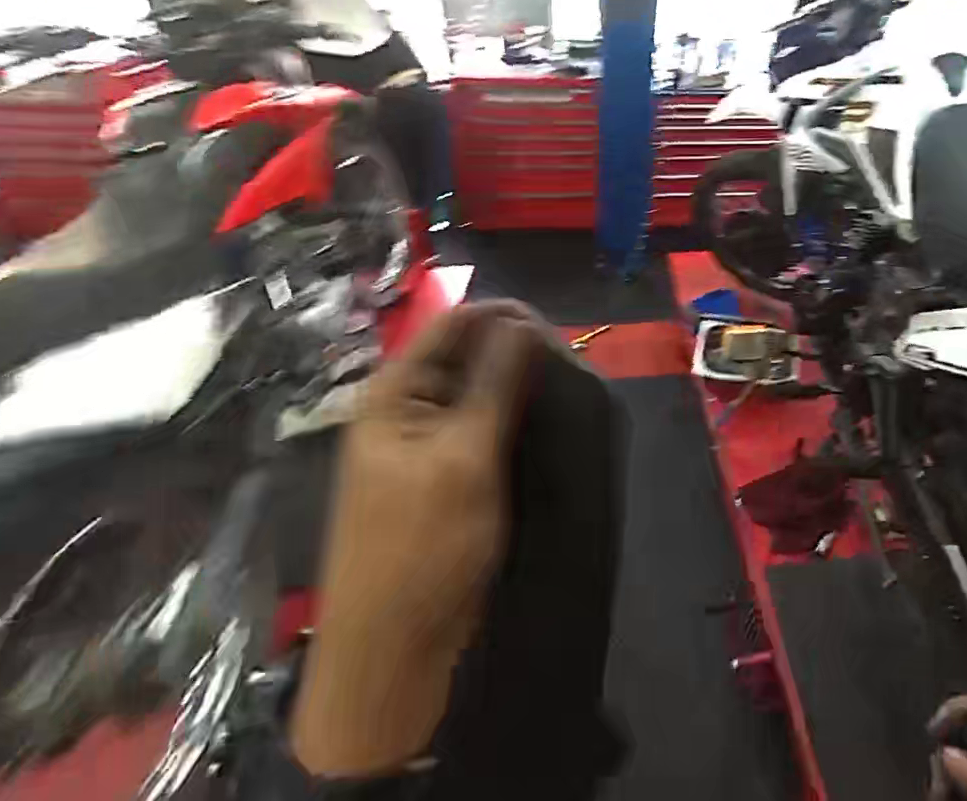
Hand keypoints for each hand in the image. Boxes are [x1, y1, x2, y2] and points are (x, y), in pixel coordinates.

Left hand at [290, 301, 541, 777]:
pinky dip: (513, 419)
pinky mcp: (447, 472)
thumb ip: (494, 384)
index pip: (453, 325)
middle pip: (468, 355)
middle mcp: (408, 407)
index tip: (559, 329)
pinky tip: (548, 421)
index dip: (504, 316)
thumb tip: (522, 321)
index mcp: (395, 391)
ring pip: (480, 393)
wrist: (393, 650)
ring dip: (520, 387)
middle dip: (517, 352)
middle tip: (573, 366)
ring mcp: (427, 441)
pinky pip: (483, 428)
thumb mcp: (463, 457)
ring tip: (569, 389)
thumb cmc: (423, 547)